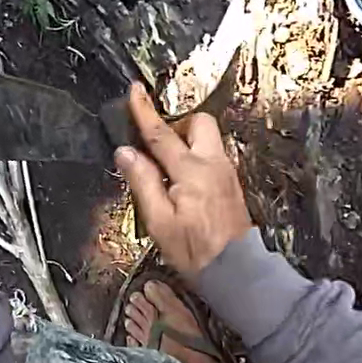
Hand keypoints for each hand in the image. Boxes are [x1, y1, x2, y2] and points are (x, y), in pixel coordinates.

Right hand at [113, 84, 252, 280]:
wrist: (236, 271)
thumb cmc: (193, 250)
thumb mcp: (159, 221)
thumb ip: (143, 181)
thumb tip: (126, 152)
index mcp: (192, 171)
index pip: (162, 134)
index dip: (145, 111)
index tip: (135, 91)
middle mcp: (214, 164)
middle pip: (199, 123)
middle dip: (177, 124)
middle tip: (157, 145)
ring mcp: (226, 172)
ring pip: (208, 138)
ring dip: (187, 141)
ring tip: (167, 165)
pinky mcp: (231, 184)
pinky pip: (213, 155)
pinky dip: (196, 155)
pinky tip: (184, 179)